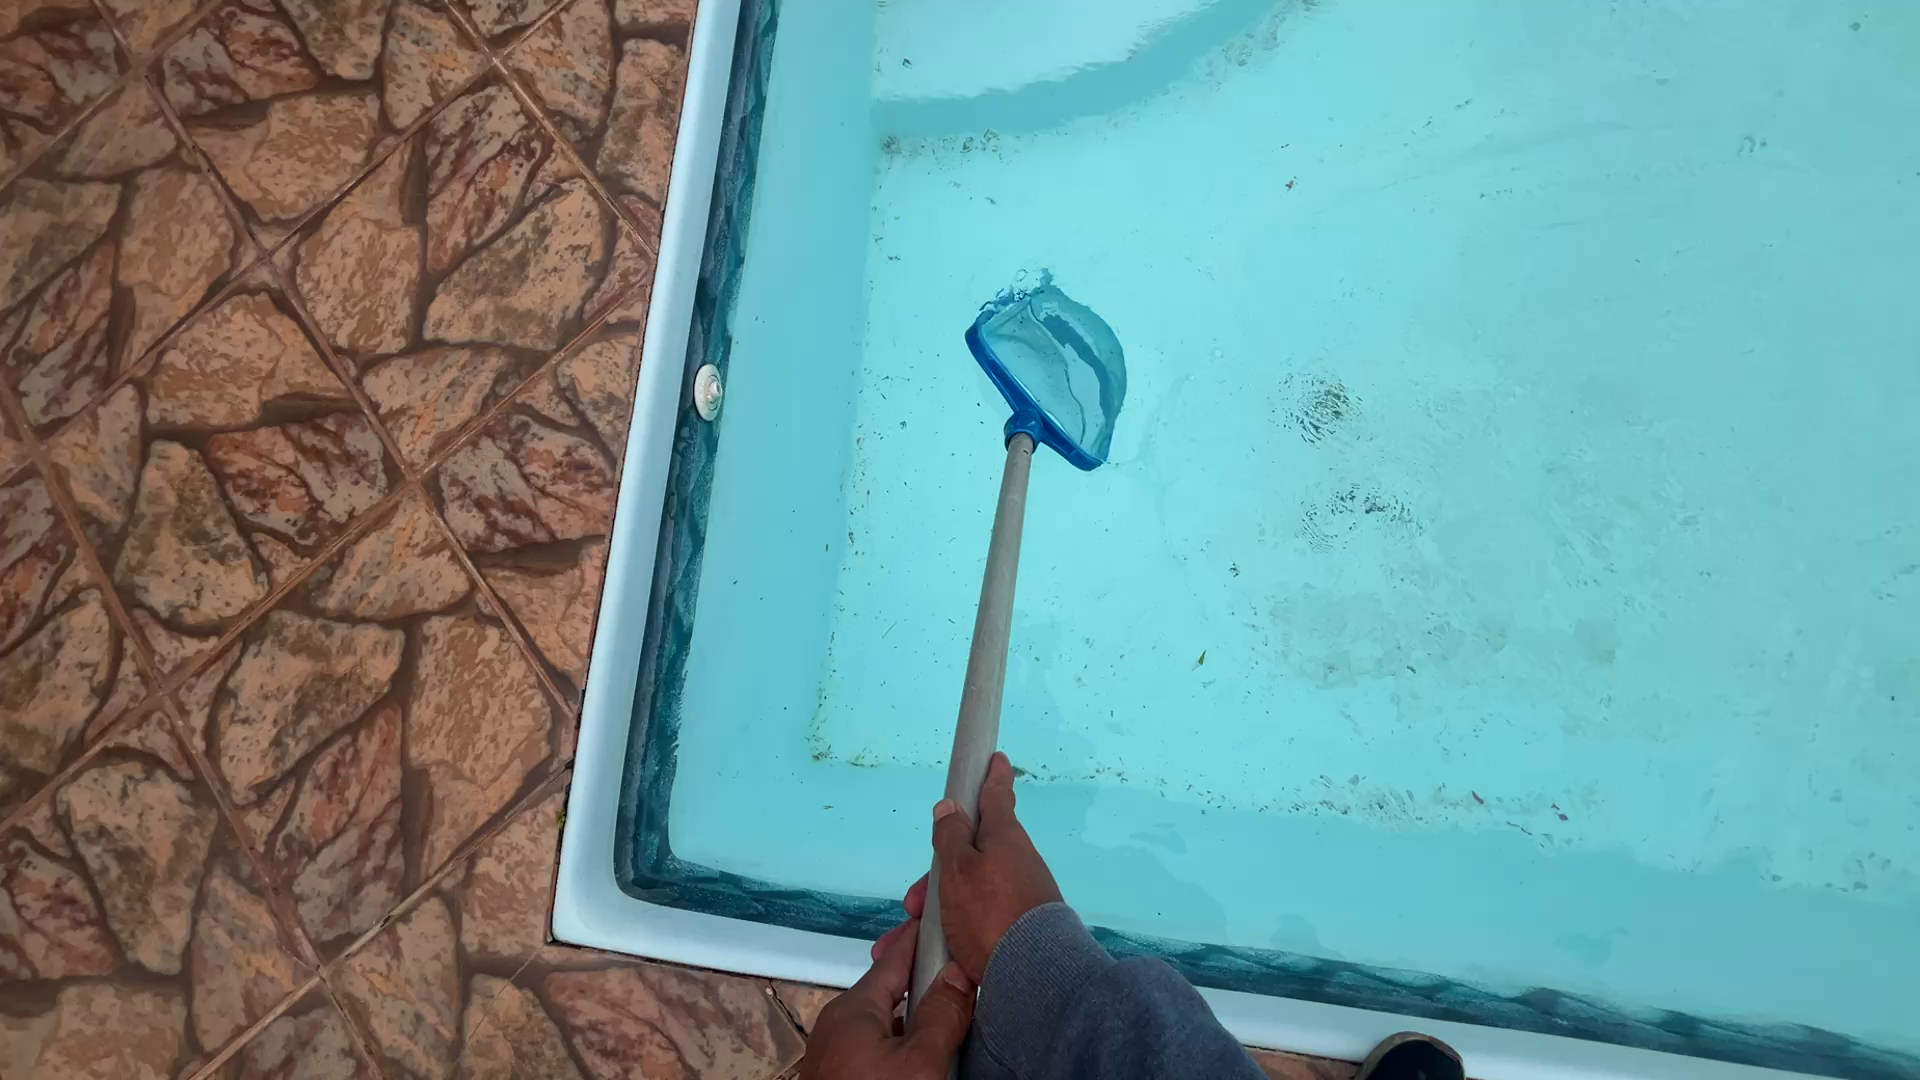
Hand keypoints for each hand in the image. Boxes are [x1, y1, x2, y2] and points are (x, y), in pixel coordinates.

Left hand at [800, 918, 974, 1079]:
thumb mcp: (921, 1065)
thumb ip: (943, 1014)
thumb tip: (959, 969)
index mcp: (853, 1007)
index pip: (895, 955)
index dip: (922, 934)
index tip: (945, 914)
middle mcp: (840, 1025)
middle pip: (891, 989)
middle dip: (924, 978)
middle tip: (960, 967)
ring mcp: (837, 1058)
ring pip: (887, 1023)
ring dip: (917, 1016)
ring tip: (953, 1008)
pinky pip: (879, 1050)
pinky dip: (905, 1044)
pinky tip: (930, 1052)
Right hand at [930, 752, 1064, 981]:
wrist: (1036, 979)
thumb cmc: (991, 912)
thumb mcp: (958, 870)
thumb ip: (950, 836)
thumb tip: (950, 807)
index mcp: (1004, 836)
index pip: (998, 795)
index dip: (994, 776)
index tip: (997, 758)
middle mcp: (1016, 861)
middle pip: (972, 853)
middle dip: (937, 875)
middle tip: (911, 904)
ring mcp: (1021, 895)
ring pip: (970, 890)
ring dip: (938, 909)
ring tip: (908, 942)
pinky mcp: (1020, 928)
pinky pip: (979, 919)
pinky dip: (954, 930)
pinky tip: (934, 955)